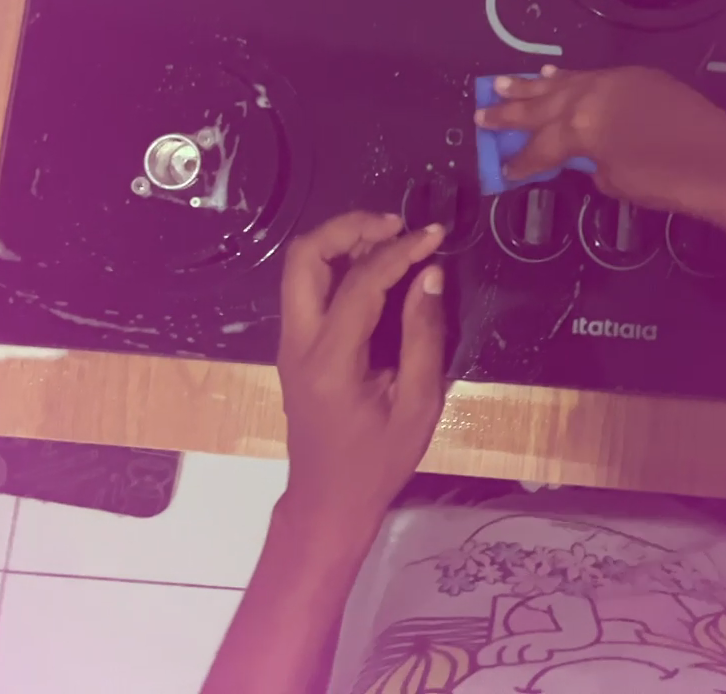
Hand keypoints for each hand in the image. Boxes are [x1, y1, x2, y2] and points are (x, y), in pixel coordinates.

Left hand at [276, 211, 448, 530]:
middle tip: (397, 225)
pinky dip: (339, 261)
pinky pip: (308, 284)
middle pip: (304, 256)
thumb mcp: (419, 405)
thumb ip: (424, 336)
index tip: (434, 235)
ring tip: (391, 237)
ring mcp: (290, 341)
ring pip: (300, 265)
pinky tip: (376, 264)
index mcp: (331, 361)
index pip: (360, 283)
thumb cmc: (378, 461)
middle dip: (350, 227)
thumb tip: (430, 274)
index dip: (400, 251)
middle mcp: (299, 342)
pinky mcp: (296, 343)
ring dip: (342, 240)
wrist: (328, 500)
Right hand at [474, 66, 725, 231]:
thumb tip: (581, 155)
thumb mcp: (617, 181)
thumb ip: (588, 162)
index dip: (521, 161)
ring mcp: (615, 80)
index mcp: (581, 125)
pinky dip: (569, 77)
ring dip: (532, 85)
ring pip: (565, 81)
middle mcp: (591, 94)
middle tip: (480, 112)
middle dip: (510, 112)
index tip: (503, 170)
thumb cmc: (668, 182)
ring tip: (503, 84)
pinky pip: (592, 75)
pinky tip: (553, 73)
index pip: (540, 145)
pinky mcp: (638, 77)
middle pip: (541, 104)